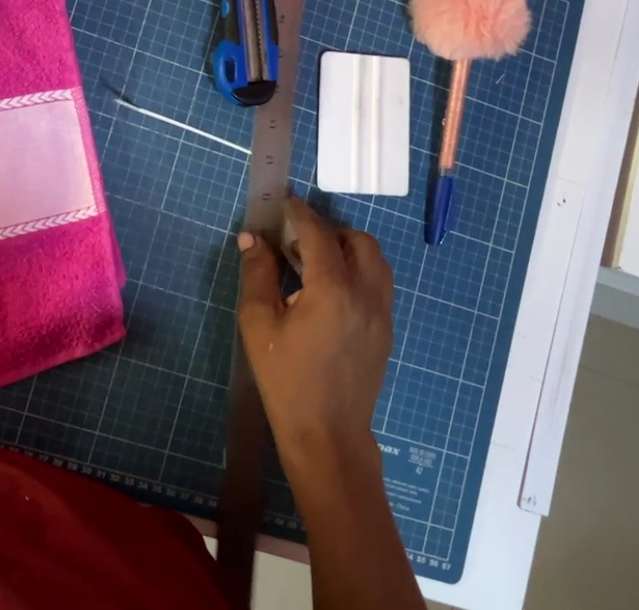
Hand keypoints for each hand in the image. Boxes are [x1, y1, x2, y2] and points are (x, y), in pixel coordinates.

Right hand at [236, 198, 394, 474]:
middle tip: (296, 241)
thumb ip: (257, 274)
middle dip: (328, 230)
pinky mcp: (386, 330)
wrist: (327, 434)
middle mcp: (366, 293)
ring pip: (375, 260)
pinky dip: (358, 271)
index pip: (318, 234)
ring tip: (315, 263)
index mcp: (333, 289)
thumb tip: (252, 238)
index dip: (299, 214)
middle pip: (357, 240)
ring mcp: (382, 313)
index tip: (284, 205)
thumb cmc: (286, 380)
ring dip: (348, 249)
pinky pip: (379, 283)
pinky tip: (329, 291)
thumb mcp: (259, 324)